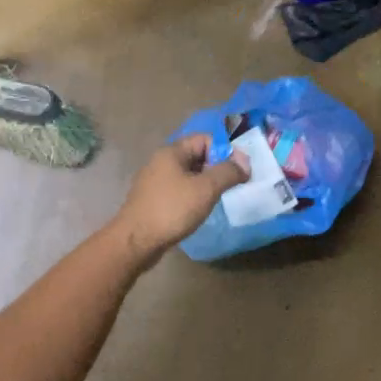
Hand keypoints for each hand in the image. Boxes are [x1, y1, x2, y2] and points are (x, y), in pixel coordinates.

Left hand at [110, 135, 249, 259]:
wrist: (136, 241)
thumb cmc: (171, 209)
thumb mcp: (205, 189)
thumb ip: (227, 172)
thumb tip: (244, 162)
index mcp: (171, 152)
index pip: (204, 139)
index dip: (224, 151)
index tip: (237, 172)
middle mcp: (161, 162)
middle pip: (196, 156)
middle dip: (216, 168)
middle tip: (231, 186)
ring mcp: (155, 181)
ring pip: (188, 175)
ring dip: (205, 184)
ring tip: (217, 199)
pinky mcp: (153, 200)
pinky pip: (179, 190)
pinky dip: (192, 196)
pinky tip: (199, 210)